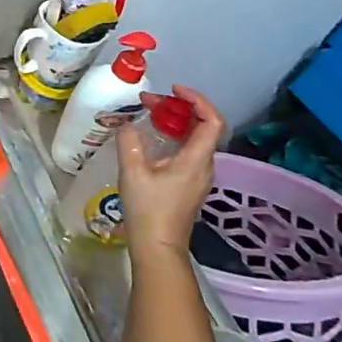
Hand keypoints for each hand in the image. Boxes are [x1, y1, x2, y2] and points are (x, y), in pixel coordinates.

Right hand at [118, 84, 222, 258]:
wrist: (158, 250)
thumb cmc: (149, 211)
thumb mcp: (133, 173)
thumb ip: (130, 142)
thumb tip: (129, 126)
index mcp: (197, 159)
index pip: (212, 120)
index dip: (197, 99)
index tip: (175, 90)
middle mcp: (205, 166)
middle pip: (204, 126)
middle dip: (180, 108)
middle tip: (153, 102)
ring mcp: (199, 177)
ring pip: (196, 139)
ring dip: (176, 123)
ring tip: (151, 115)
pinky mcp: (191, 186)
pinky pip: (189, 152)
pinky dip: (175, 138)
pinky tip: (154, 140)